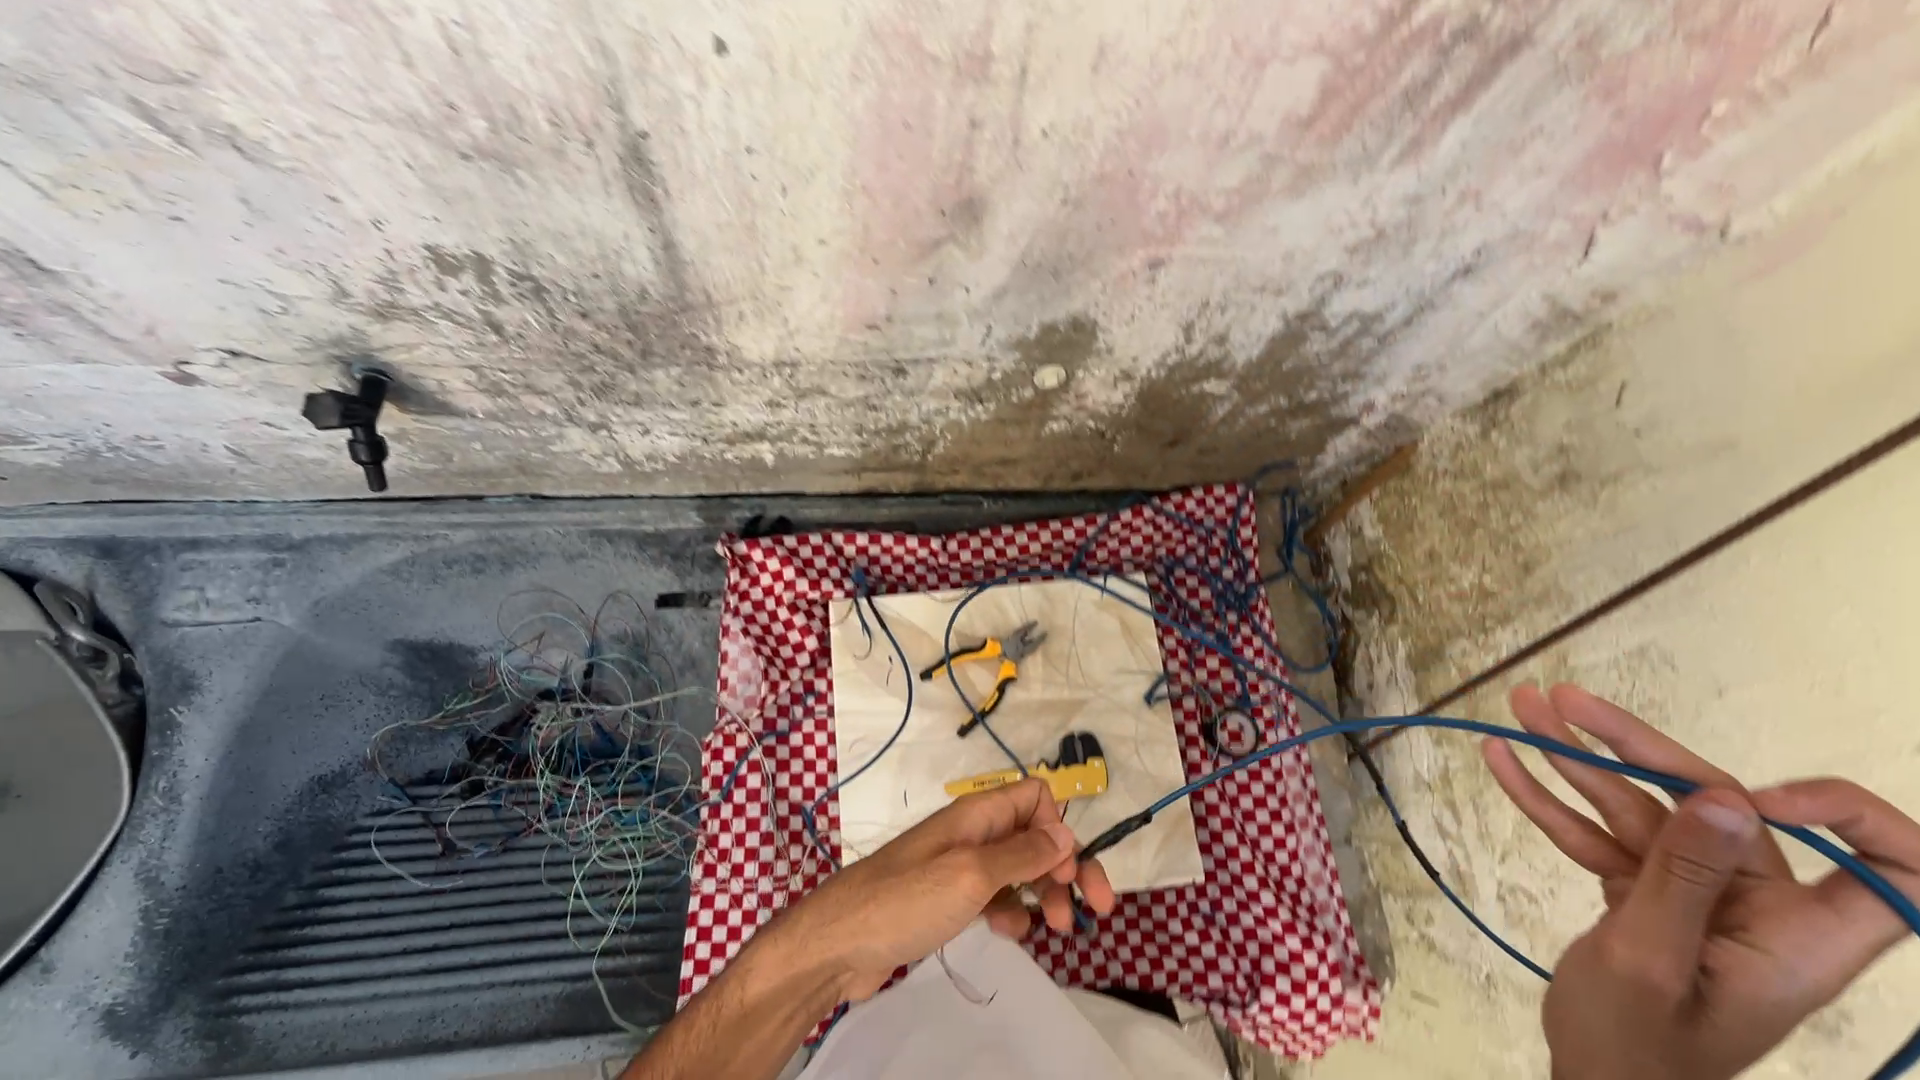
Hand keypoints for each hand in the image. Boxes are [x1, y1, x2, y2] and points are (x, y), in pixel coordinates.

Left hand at [777, 777, 1115, 1001]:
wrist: (839, 945)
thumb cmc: (905, 901)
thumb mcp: (970, 874)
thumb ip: (1021, 853)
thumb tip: (1066, 832)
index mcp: (977, 815)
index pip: (1035, 797)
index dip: (1059, 829)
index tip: (1068, 872)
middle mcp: (972, 834)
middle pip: (1035, 837)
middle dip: (1068, 869)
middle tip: (1093, 912)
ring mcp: (959, 868)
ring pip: (1018, 871)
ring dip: (1044, 894)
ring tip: (1056, 929)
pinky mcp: (947, 900)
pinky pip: (994, 898)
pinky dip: (1011, 913)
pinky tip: (1010, 934)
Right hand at [1481, 684, 1919, 1079]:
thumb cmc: (1634, 1042)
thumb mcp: (1651, 960)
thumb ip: (1684, 879)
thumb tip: (1726, 796)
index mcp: (1800, 934)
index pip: (1895, 869)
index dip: (1844, 816)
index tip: (1750, 797)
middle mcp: (1757, 903)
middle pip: (1711, 803)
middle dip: (1632, 748)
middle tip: (1560, 699)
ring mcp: (1693, 892)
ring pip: (1638, 807)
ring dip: (1571, 759)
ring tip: (1519, 708)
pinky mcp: (1640, 890)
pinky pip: (1597, 833)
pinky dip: (1547, 799)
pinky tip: (1501, 762)